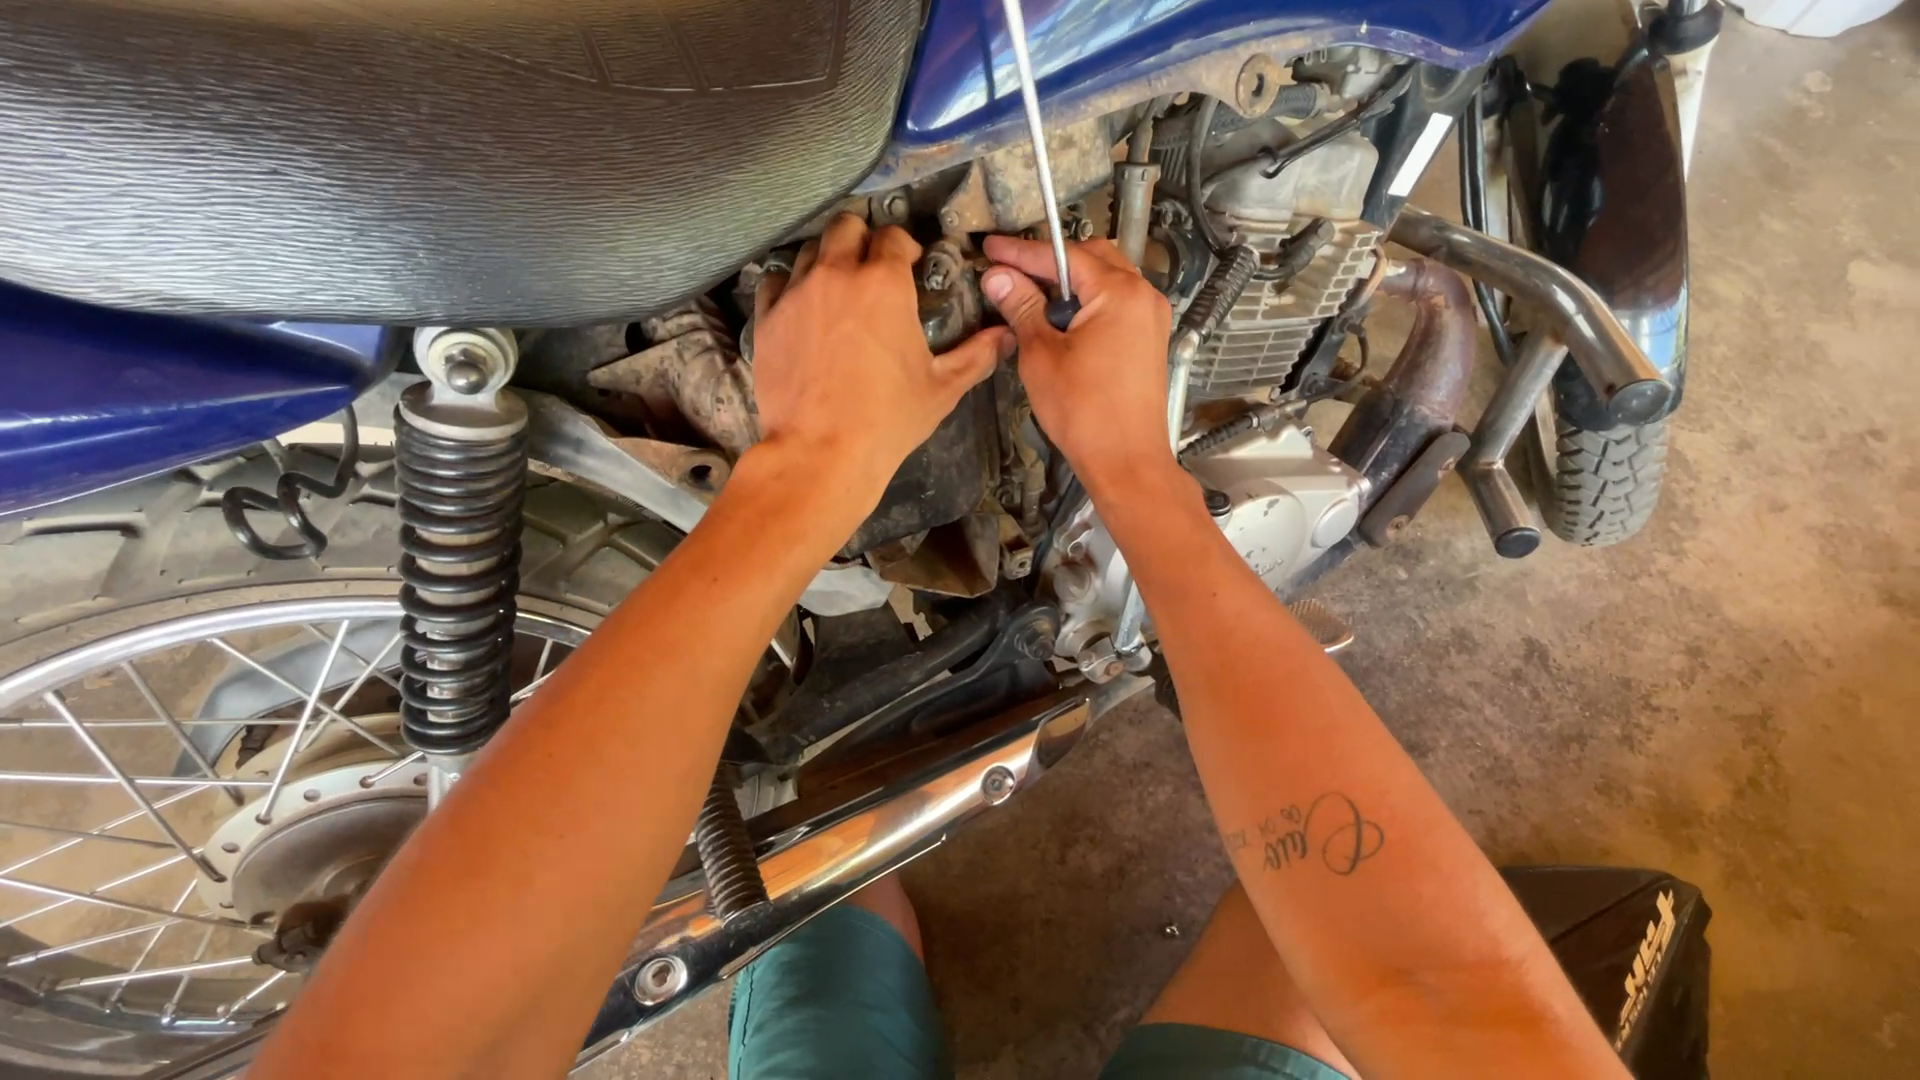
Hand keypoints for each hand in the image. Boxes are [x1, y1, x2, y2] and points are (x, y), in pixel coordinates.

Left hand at [751, 214, 1011, 501]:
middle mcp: (836, 274)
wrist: (821, 452)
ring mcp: (796, 294)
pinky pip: (775, 282)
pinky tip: (801, 307)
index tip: (909, 265)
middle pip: (846, 226)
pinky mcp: (767, 319)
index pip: (893, 236)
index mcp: (884, 283)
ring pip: (808, 250)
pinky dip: (790, 286)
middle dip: (862, 238)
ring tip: (837, 286)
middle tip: (871, 266)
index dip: (905, 247)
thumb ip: (976, 355)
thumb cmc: (888, 419)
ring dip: (827, 258)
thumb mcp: (942, 388)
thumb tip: (1005, 336)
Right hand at [981, 236, 1175, 494]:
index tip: (993, 249)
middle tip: (1010, 272)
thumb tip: (999, 277)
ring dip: (1069, 284)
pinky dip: (1087, 305)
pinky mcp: (1149, 342)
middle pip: (1092, 259)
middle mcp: (1144, 297)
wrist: (1126, 462)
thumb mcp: (1041, 356)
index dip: (1022, 252)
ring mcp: (1151, 320)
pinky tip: (1060, 323)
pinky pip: (1116, 306)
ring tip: (1031, 300)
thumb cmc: (1086, 414)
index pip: (1064, 256)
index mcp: (1120, 293)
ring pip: (1106, 282)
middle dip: (1049, 263)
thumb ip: (1021, 309)